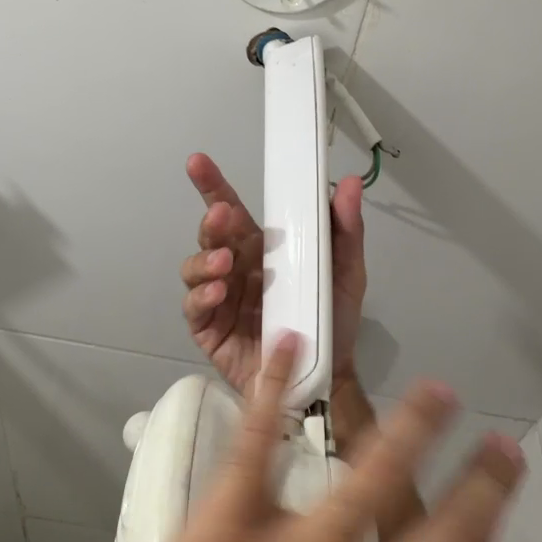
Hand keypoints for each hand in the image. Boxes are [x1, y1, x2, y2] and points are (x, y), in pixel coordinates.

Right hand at [180, 153, 366, 389]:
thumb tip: (347, 183)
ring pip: (195, 269)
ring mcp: (219, 300)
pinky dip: (202, 297)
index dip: (213, 187)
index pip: (233, 212)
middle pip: (210, 237)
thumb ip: (345, 230)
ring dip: (205, 260)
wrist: (324, 378)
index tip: (198, 163)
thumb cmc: (331, 323)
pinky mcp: (209, 331)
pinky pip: (194, 308)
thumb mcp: (345, 273)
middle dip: (210, 222)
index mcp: (261, 251)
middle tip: (221, 215)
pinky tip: (219, 293)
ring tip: (226, 265)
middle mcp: (235, 269)